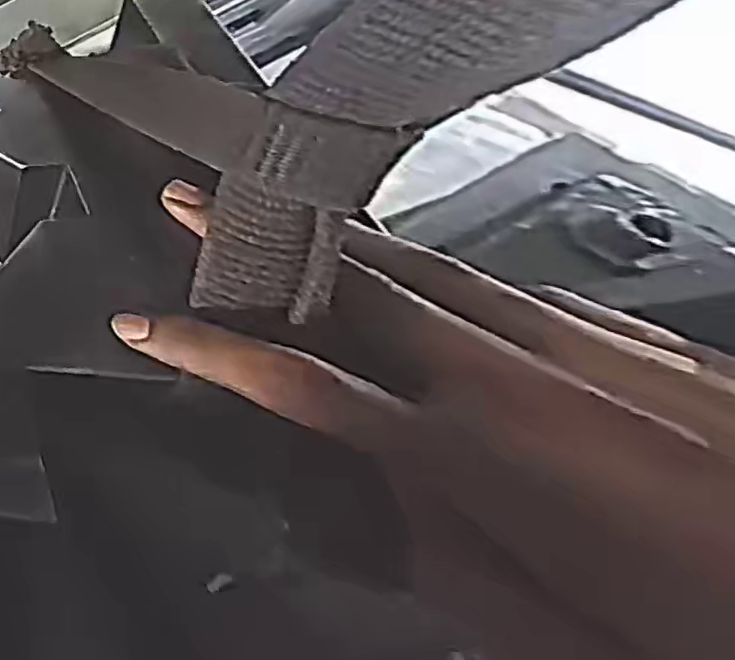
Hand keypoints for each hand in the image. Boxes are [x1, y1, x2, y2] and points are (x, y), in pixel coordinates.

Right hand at [112, 180, 734, 659]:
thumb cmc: (728, 634)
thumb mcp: (552, 626)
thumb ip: (431, 552)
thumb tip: (349, 500)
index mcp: (483, 457)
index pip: (292, 378)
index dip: (199, 345)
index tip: (141, 326)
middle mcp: (524, 381)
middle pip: (343, 281)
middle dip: (248, 235)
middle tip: (186, 201)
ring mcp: (592, 348)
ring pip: (419, 265)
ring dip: (322, 237)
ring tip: (267, 212)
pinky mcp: (654, 344)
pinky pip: (507, 285)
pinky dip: (432, 271)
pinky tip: (410, 273)